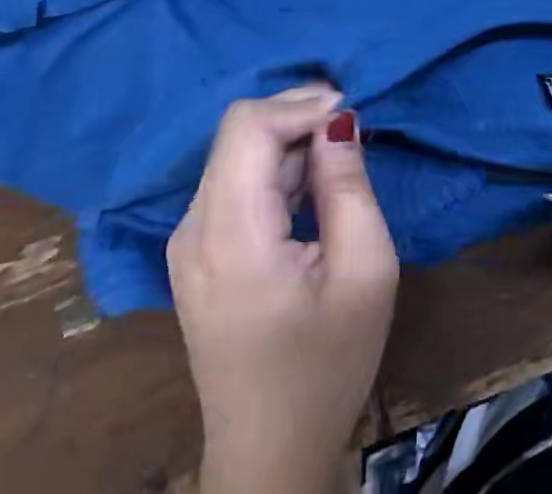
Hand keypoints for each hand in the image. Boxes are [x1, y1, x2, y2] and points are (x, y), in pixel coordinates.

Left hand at [167, 86, 398, 493]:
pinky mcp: (198, 253)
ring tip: (344, 153)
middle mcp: (192, 228)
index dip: (301, 105)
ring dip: (291, 142)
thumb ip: (348, 187)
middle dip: (298, 116)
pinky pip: (235, 185)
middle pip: (237, 135)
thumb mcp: (364, 270)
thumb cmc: (328, 363)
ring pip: (235, 155)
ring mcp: (188, 242)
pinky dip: (278, 169)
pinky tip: (316, 184)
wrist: (271, 447)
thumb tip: (339, 121)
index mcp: (229, 234)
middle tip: (356, 125)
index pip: (247, 126)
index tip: (354, 112)